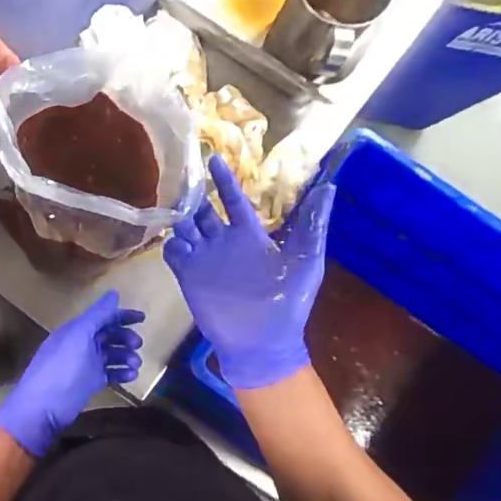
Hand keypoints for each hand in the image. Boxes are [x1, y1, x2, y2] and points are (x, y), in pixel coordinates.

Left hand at [0, 290, 144, 455]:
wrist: (42, 408)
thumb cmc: (61, 369)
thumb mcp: (79, 337)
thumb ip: (97, 315)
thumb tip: (114, 293)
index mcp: (76, 330)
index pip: (102, 317)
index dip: (122, 316)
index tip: (143, 319)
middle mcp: (81, 344)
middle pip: (108, 335)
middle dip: (125, 338)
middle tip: (137, 345)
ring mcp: (85, 365)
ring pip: (111, 355)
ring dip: (125, 356)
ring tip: (135, 365)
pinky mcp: (89, 383)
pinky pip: (110, 373)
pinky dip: (121, 373)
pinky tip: (131, 376)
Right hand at [165, 154, 335, 389]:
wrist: (263, 341)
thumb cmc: (288, 302)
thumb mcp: (307, 259)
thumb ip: (313, 223)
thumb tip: (329, 185)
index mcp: (251, 236)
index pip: (234, 201)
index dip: (225, 181)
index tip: (215, 159)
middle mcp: (224, 243)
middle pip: (204, 211)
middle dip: (193, 192)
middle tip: (182, 170)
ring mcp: (205, 260)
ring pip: (185, 227)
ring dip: (178, 213)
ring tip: (171, 197)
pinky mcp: (189, 277)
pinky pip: (173, 253)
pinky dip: (170, 242)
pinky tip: (173, 235)